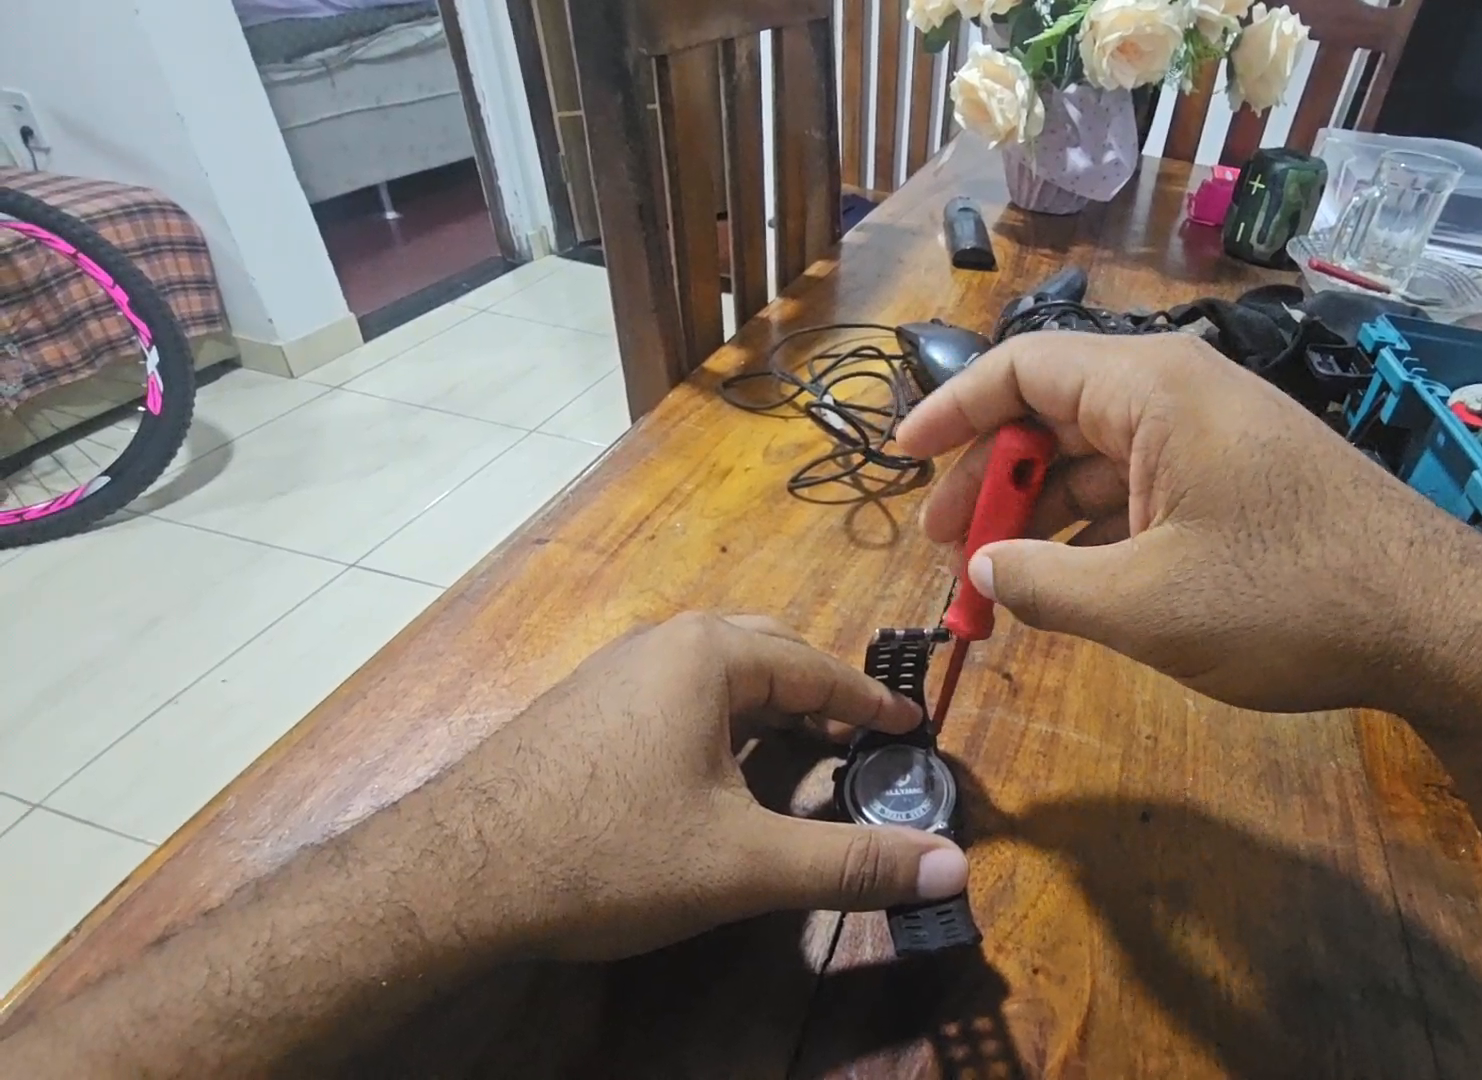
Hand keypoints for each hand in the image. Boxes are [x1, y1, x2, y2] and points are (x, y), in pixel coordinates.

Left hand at [460, 613, 969, 961]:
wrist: (442, 882)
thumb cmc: (607, 852)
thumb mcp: (743, 864)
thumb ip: (850, 861)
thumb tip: (950, 866)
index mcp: (710, 655)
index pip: (817, 668)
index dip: (871, 702)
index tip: (910, 725)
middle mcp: (665, 642)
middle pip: (772, 653)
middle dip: (821, 695)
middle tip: (857, 740)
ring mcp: (620, 668)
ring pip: (723, 670)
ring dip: (772, 704)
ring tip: (800, 749)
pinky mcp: (590, 702)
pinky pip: (682, 691)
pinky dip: (725, 716)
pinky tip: (721, 763)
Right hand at [896, 331, 1481, 714]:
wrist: (1436, 626)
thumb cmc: (1287, 599)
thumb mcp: (1145, 604)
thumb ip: (1044, 585)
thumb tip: (981, 571)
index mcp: (1150, 388)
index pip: (1022, 370)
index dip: (952, 411)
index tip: (903, 457)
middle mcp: (1173, 395)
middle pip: (1049, 418)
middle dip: (990, 483)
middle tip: (949, 549)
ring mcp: (1202, 438)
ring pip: (1088, 461)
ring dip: (1037, 517)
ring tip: (995, 581)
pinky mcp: (1222, 480)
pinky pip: (1130, 492)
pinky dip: (1087, 533)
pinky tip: (1063, 582)